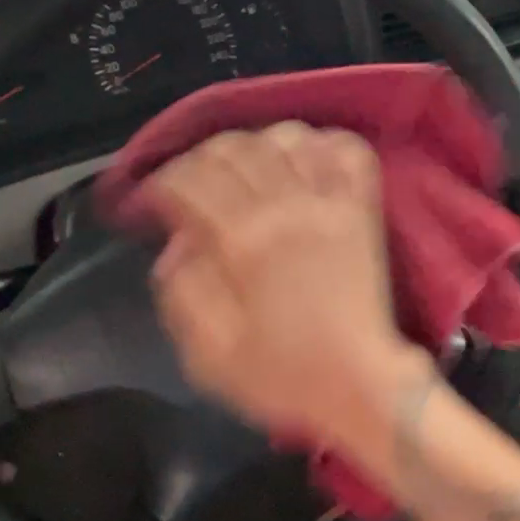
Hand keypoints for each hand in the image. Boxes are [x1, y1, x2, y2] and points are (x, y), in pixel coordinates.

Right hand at [147, 122, 438, 440]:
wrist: (360, 384)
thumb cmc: (282, 375)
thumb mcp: (208, 354)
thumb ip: (182, 291)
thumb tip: (175, 245)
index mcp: (243, 242)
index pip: (190, 178)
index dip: (161, 183)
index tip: (155, 203)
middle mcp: (286, 208)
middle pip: (233, 148)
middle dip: (199, 160)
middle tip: (193, 187)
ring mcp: (331, 203)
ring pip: (286, 136)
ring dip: (256, 145)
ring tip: (245, 172)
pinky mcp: (364, 209)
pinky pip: (347, 150)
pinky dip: (321, 143)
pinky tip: (303, 161)